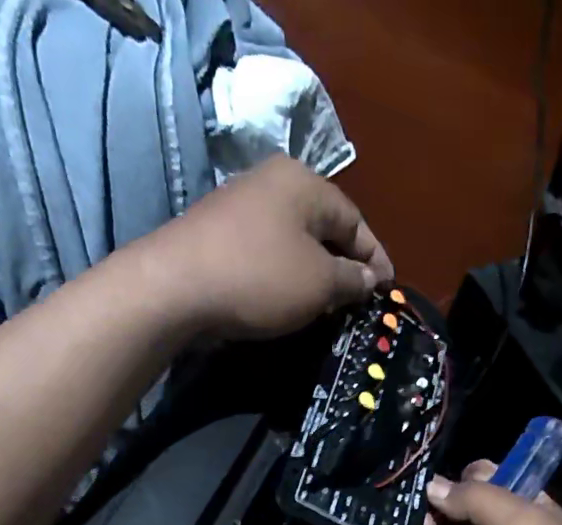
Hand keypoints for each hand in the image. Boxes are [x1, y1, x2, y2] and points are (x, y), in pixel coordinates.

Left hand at [134, 156, 393, 339]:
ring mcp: (238, 205)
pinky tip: (284, 298)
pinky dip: (282, 274)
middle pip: (322, 226)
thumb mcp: (319, 284)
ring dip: (312, 271)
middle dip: (344, 264)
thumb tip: (368, 279)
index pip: (355, 220)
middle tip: (357, 299)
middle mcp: (272, 183)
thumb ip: (351, 280)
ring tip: (325, 304)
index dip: (376, 257)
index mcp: (305, 182)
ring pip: (292, 240)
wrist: (173, 287)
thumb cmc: (259, 278)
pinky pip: (264, 251)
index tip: (388, 289)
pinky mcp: (215, 233)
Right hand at [419, 461, 561, 524]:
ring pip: (434, 524)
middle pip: (454, 498)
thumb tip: (433, 486)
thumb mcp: (524, 520)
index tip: (461, 477)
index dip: (472, 475)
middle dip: (441, 497)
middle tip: (430, 500)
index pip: (487, 476)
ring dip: (427, 522)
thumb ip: (477, 496)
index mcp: (521, 507)